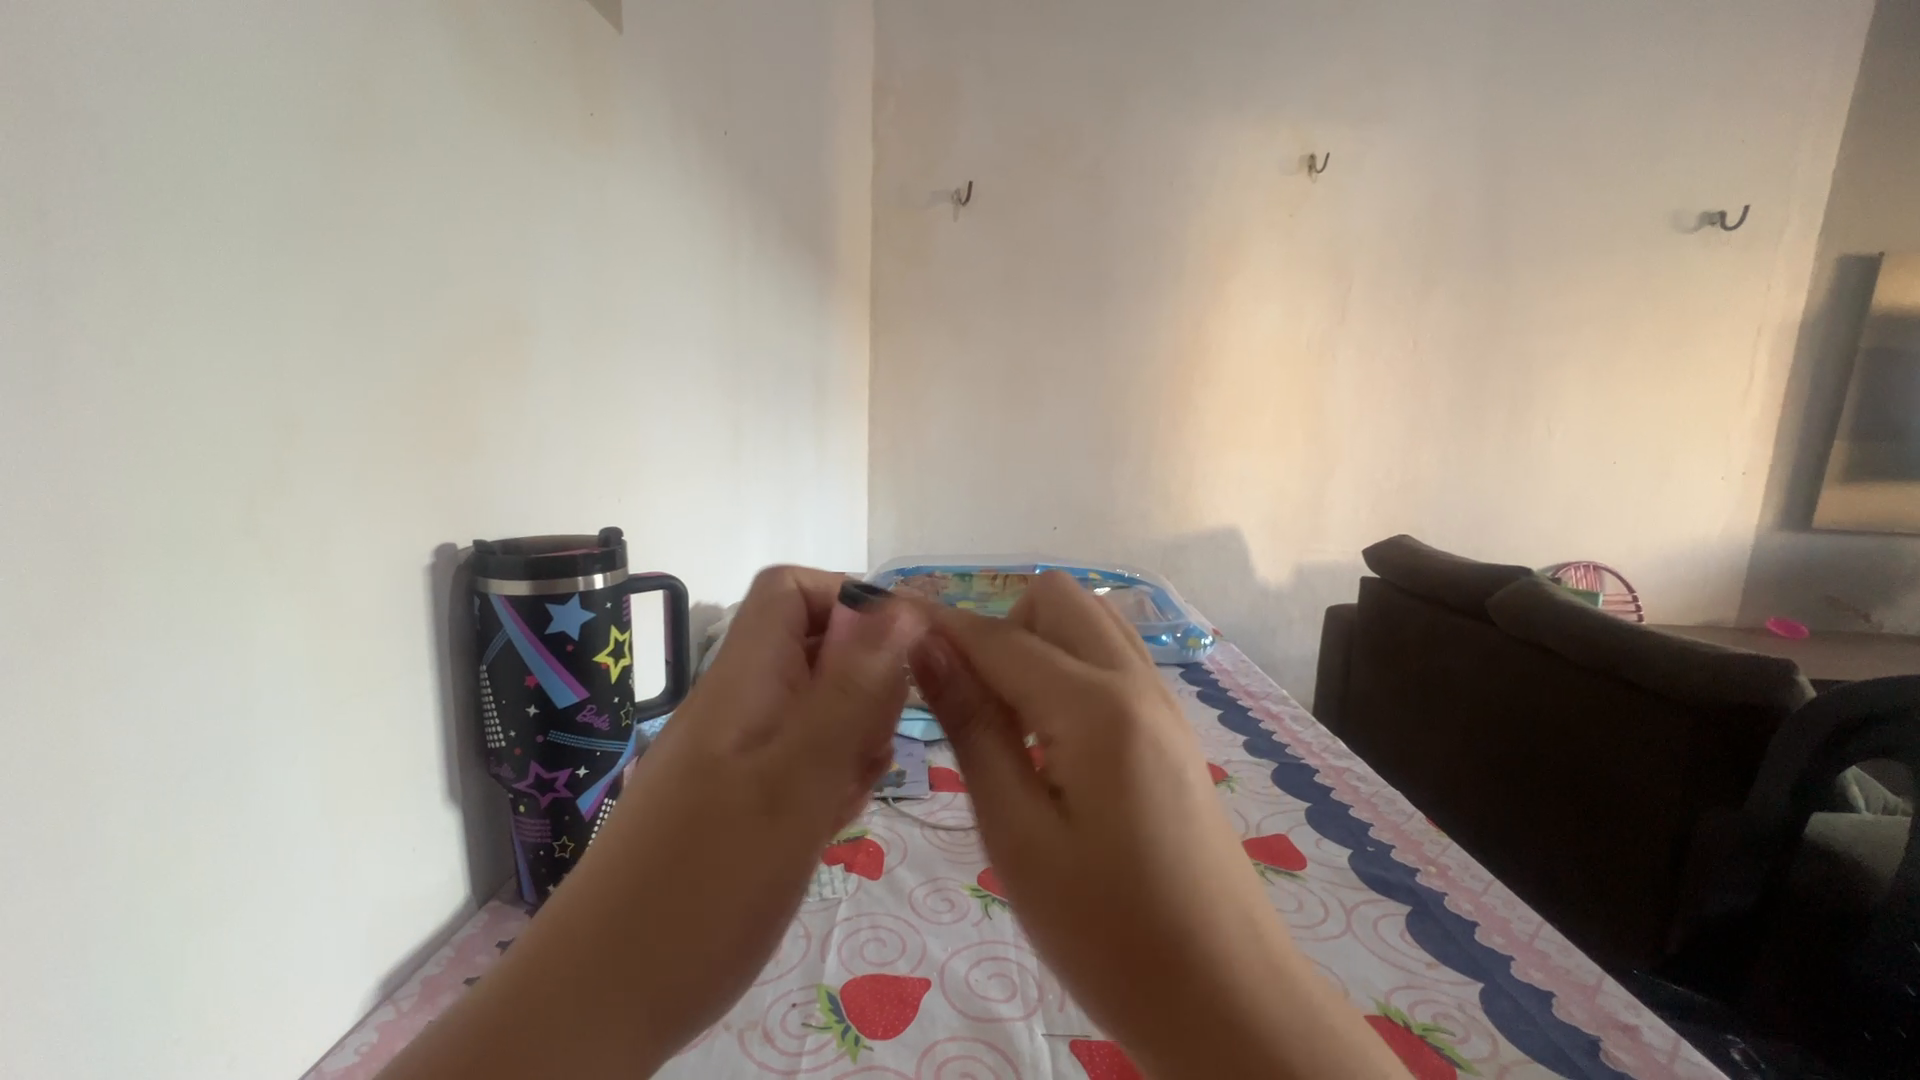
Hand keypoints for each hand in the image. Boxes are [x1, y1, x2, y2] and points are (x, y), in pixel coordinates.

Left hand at [379, 566, 924, 1079]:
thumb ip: (850, 692)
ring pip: (817, 711)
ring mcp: (736, 755)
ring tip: (848, 796)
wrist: (603, 997)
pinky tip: (828, 827)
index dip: (850, 603)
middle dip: (865, 686)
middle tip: (872, 749)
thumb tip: (900, 606)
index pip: (793, 591)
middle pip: (816, 650)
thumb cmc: (705, 884)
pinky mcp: (738, 802)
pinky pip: (800, 764)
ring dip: (853, 740)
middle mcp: (739, 705)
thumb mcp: (795, 782)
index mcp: (744, 680)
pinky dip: (829, 781)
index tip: (900, 658)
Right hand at [909, 572, 1405, 1079]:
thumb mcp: (1017, 836)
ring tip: (1006, 724)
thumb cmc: (1108, 933)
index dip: (936, 624)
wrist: (1226, 997)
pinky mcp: (1171, 729)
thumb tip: (927, 648)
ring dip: (1036, 644)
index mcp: (1095, 706)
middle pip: (1055, 598)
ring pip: (1088, 622)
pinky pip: (1111, 660)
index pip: (998, 636)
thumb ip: (972, 728)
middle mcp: (1135, 682)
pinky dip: (1067, 669)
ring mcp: (1162, 702)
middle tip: (965, 702)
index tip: (883, 624)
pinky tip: (1050, 741)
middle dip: (998, 627)